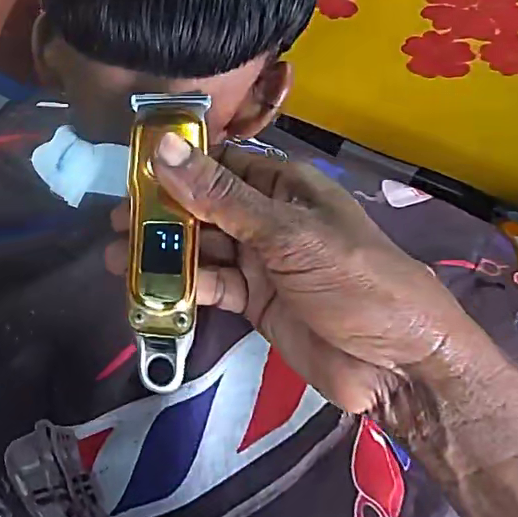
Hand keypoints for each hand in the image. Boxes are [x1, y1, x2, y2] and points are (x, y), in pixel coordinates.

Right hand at [106, 135, 475, 412]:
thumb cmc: (355, 280)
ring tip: (117, 257)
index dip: (175, 163)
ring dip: (163, 252)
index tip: (131, 170)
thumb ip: (219, 195)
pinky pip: (209, 285)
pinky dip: (180, 287)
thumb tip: (162, 146)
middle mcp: (266, 218)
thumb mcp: (286, 232)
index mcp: (282, 187)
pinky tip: (147, 289)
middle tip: (116, 221)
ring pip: (201, 247)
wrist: (400, 370)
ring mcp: (259, 261)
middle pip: (202, 206)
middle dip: (160, 212)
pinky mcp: (252, 300)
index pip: (219, 163)